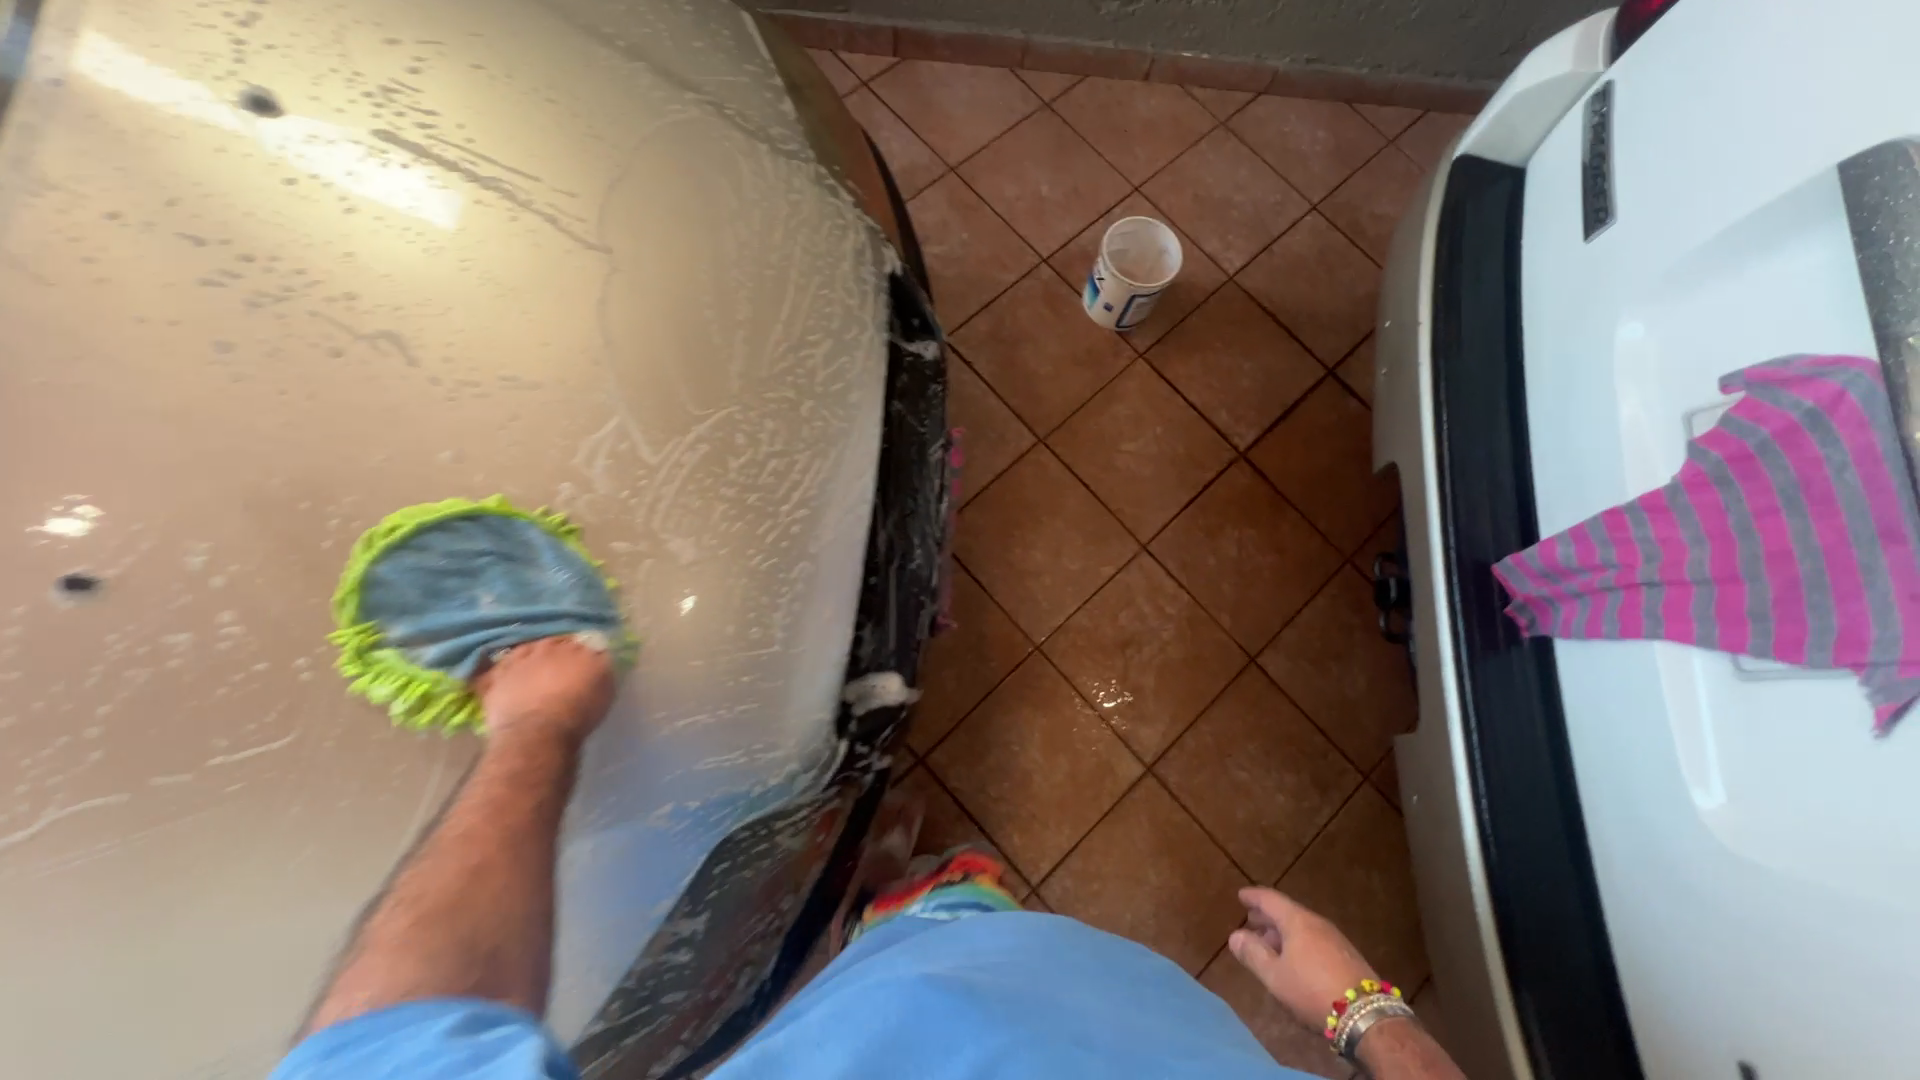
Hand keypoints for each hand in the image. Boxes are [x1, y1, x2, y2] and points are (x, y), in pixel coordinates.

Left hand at [471, 635, 616, 747]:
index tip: (588, 658)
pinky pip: (498, 668)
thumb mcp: (606, 687)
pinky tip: (507, 676)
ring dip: (531, 656)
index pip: (584, 640)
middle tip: (562, 665)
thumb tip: (600, 652)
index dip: (586, 649)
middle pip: (554, 642)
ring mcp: (518, 661)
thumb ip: (603, 664)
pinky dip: (503, 670)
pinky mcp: (495, 678)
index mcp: (576, 648)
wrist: (538, 732)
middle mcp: (546, 648)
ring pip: (526, 650)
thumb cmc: (578, 712)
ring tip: (535, 670)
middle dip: (558, 650)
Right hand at [1229, 886, 1379, 1031]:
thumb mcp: (1274, 976)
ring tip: (1269, 944)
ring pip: (1303, 928)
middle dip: (1267, 917)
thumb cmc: (1312, 990)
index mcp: (1297, 921)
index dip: (1254, 897)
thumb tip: (1235, 936)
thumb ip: (1253, 954)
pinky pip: (1315, 941)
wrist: (1367, 1015)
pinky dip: (1299, 943)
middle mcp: (1317, 923)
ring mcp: (1336, 940)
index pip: (1271, 899)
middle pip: (1288, 913)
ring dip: (1283, 933)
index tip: (1241, 895)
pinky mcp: (1348, 957)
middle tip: (1251, 920)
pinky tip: (1295, 961)